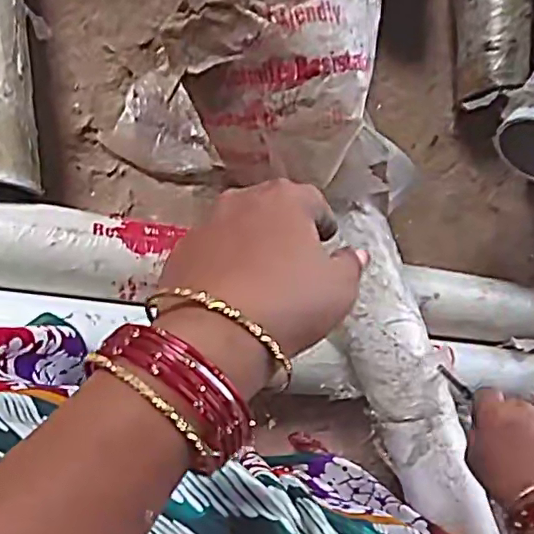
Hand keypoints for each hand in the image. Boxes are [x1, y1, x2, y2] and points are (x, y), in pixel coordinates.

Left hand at [155, 181, 365, 394]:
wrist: (216, 334)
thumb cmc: (289, 304)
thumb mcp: (339, 290)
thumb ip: (350, 266)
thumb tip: (353, 254)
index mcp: (287, 199)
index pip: (313, 200)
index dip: (323, 223)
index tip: (326, 244)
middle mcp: (243, 200)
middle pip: (271, 208)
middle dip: (284, 229)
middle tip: (295, 262)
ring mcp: (206, 224)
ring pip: (237, 228)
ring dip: (250, 245)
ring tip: (260, 279)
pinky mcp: (180, 253)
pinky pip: (211, 254)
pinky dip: (223, 265)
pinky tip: (231, 294)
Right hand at [466, 389, 533, 505]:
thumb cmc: (506, 483)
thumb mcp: (474, 458)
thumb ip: (475, 434)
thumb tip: (478, 428)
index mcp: (492, 413)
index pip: (484, 395)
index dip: (484, 407)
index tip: (485, 418)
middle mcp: (518, 407)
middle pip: (509, 404)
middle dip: (507, 420)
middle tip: (506, 443)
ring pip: (530, 414)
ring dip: (527, 427)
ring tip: (526, 453)